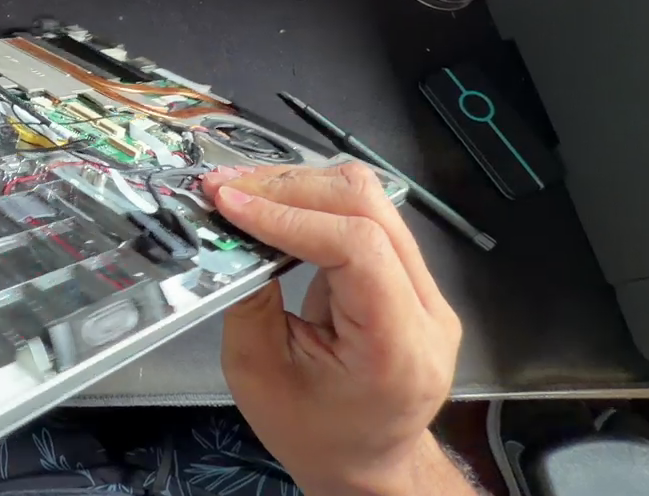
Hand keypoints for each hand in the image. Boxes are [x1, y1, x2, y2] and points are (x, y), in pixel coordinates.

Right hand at [201, 163, 468, 495]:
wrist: (368, 464)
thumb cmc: (311, 431)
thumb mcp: (257, 370)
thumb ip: (247, 297)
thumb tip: (230, 231)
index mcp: (398, 346)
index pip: (358, 247)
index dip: (287, 216)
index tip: (226, 205)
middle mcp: (427, 307)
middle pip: (366, 205)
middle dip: (285, 187)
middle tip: (222, 190)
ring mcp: (424, 285)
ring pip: (363, 196)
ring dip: (291, 184)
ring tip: (236, 190)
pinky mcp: (404, 271)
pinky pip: (357, 211)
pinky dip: (303, 197)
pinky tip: (264, 202)